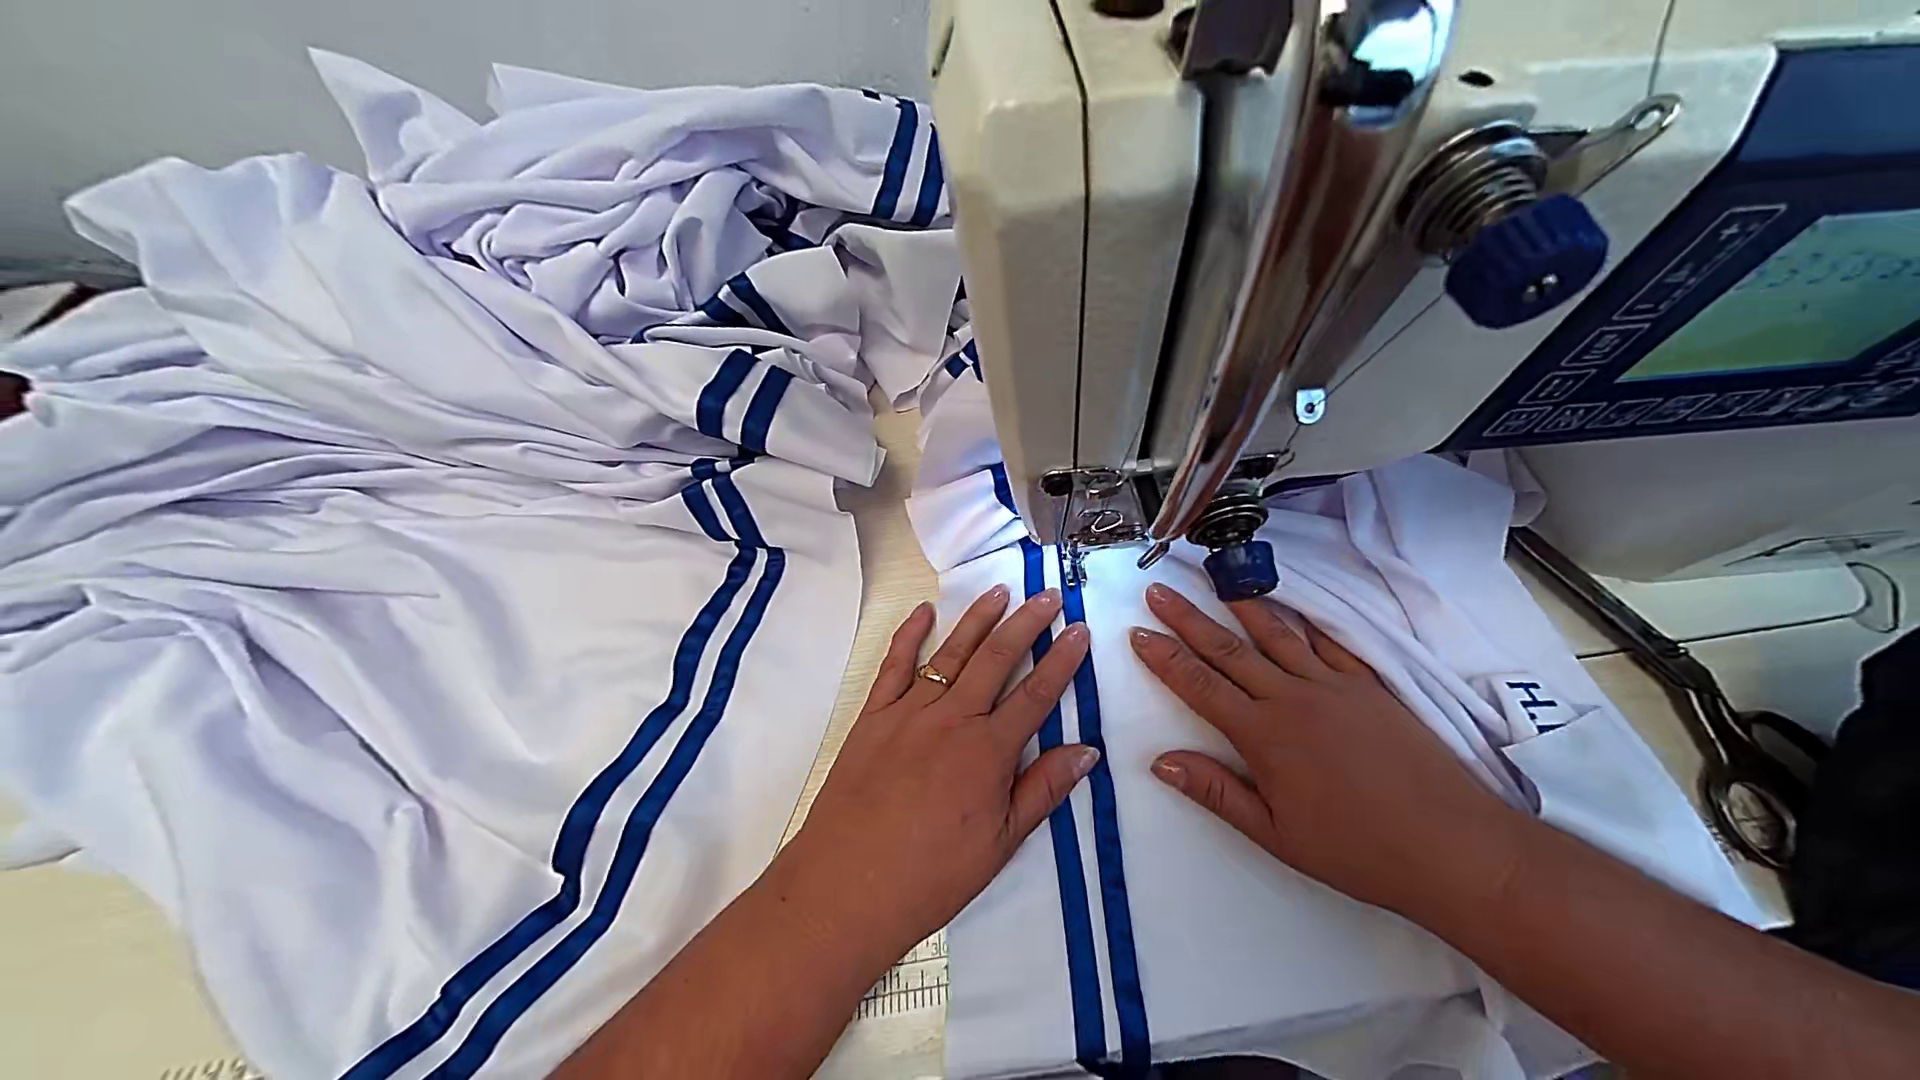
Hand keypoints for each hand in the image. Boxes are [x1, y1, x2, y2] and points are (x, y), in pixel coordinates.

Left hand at [775, 585, 1097, 961]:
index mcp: (986, 751)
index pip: (1036, 694)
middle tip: (1048, 597)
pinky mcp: (873, 716)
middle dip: (1027, 623)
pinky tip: (923, 612)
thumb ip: (1042, 789)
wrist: (846, 886)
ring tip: (1000, 592)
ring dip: (978, 619)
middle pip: (997, 659)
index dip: (1062, 660)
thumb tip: (1084, 751)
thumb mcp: (1000, 843)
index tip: (1078, 631)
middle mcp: (951, 720)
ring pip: (951, 652)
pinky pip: (894, 665)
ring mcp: (908, 713)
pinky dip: (909, 634)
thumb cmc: (928, 875)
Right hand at [1130, 583, 1528, 916]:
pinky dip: (1304, 620)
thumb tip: (1161, 761)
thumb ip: (1216, 792)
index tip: (1138, 633)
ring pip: (1276, 635)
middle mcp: (1292, 698)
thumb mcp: (1276, 834)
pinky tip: (1289, 607)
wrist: (1456, 848)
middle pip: (1228, 649)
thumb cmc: (1358, 850)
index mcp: (1264, 736)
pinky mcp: (1370, 685)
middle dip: (1187, 618)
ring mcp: (1334, 686)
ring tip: (1215, 579)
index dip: (1164, 658)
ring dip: (1239, 605)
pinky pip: (1329, 643)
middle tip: (1158, 591)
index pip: (1199, 686)